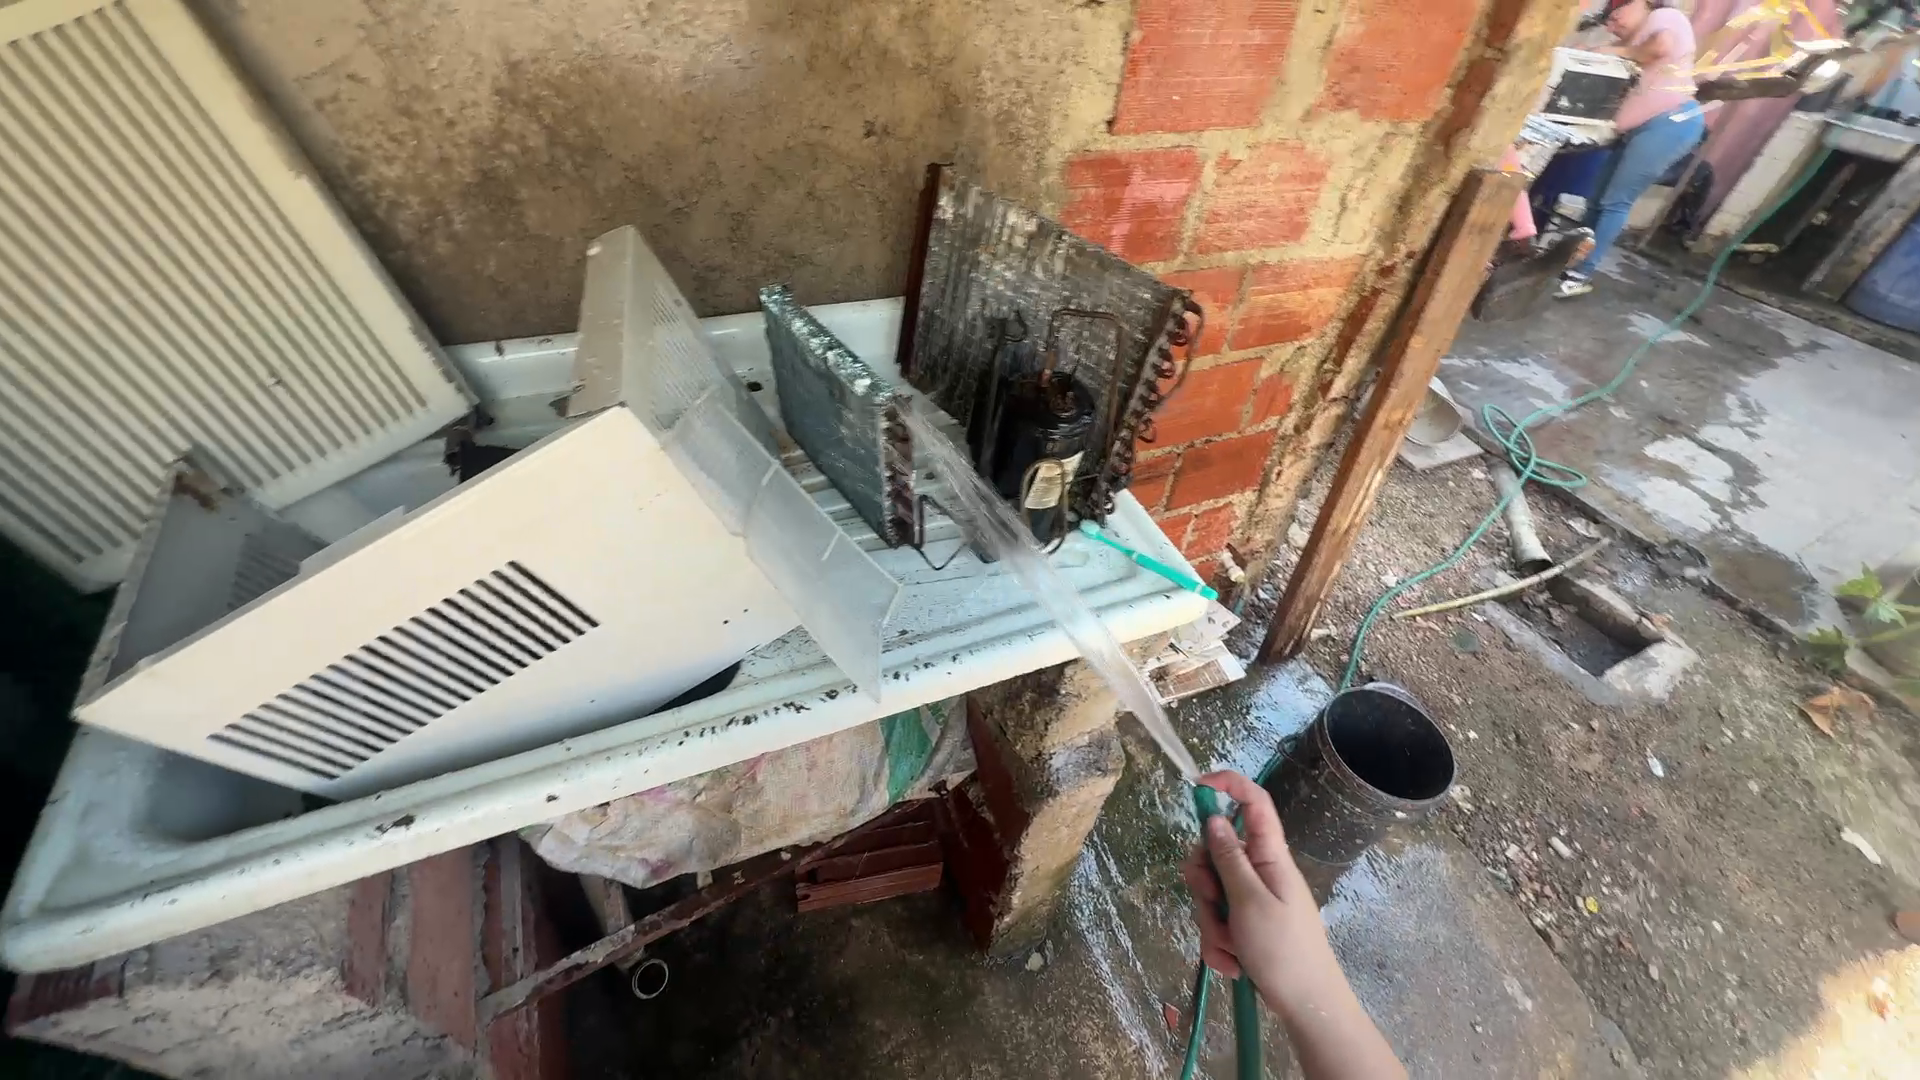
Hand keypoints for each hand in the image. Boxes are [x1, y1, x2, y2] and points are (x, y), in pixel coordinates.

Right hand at [1180, 770, 1339, 1010]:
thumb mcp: (1249, 901)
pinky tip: (1232, 963)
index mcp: (1270, 856)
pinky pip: (1217, 920)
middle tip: (1212, 904)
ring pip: (1211, 890)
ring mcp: (1253, 898)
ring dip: (1211, 920)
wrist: (1310, 1010)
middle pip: (1216, 851)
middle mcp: (1260, 871)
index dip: (1228, 784)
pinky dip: (1218, 942)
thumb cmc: (1285, 952)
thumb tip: (1213, 819)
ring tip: (1229, 947)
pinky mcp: (1246, 924)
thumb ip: (1228, 858)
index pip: (1253, 802)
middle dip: (1204, 880)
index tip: (1196, 788)